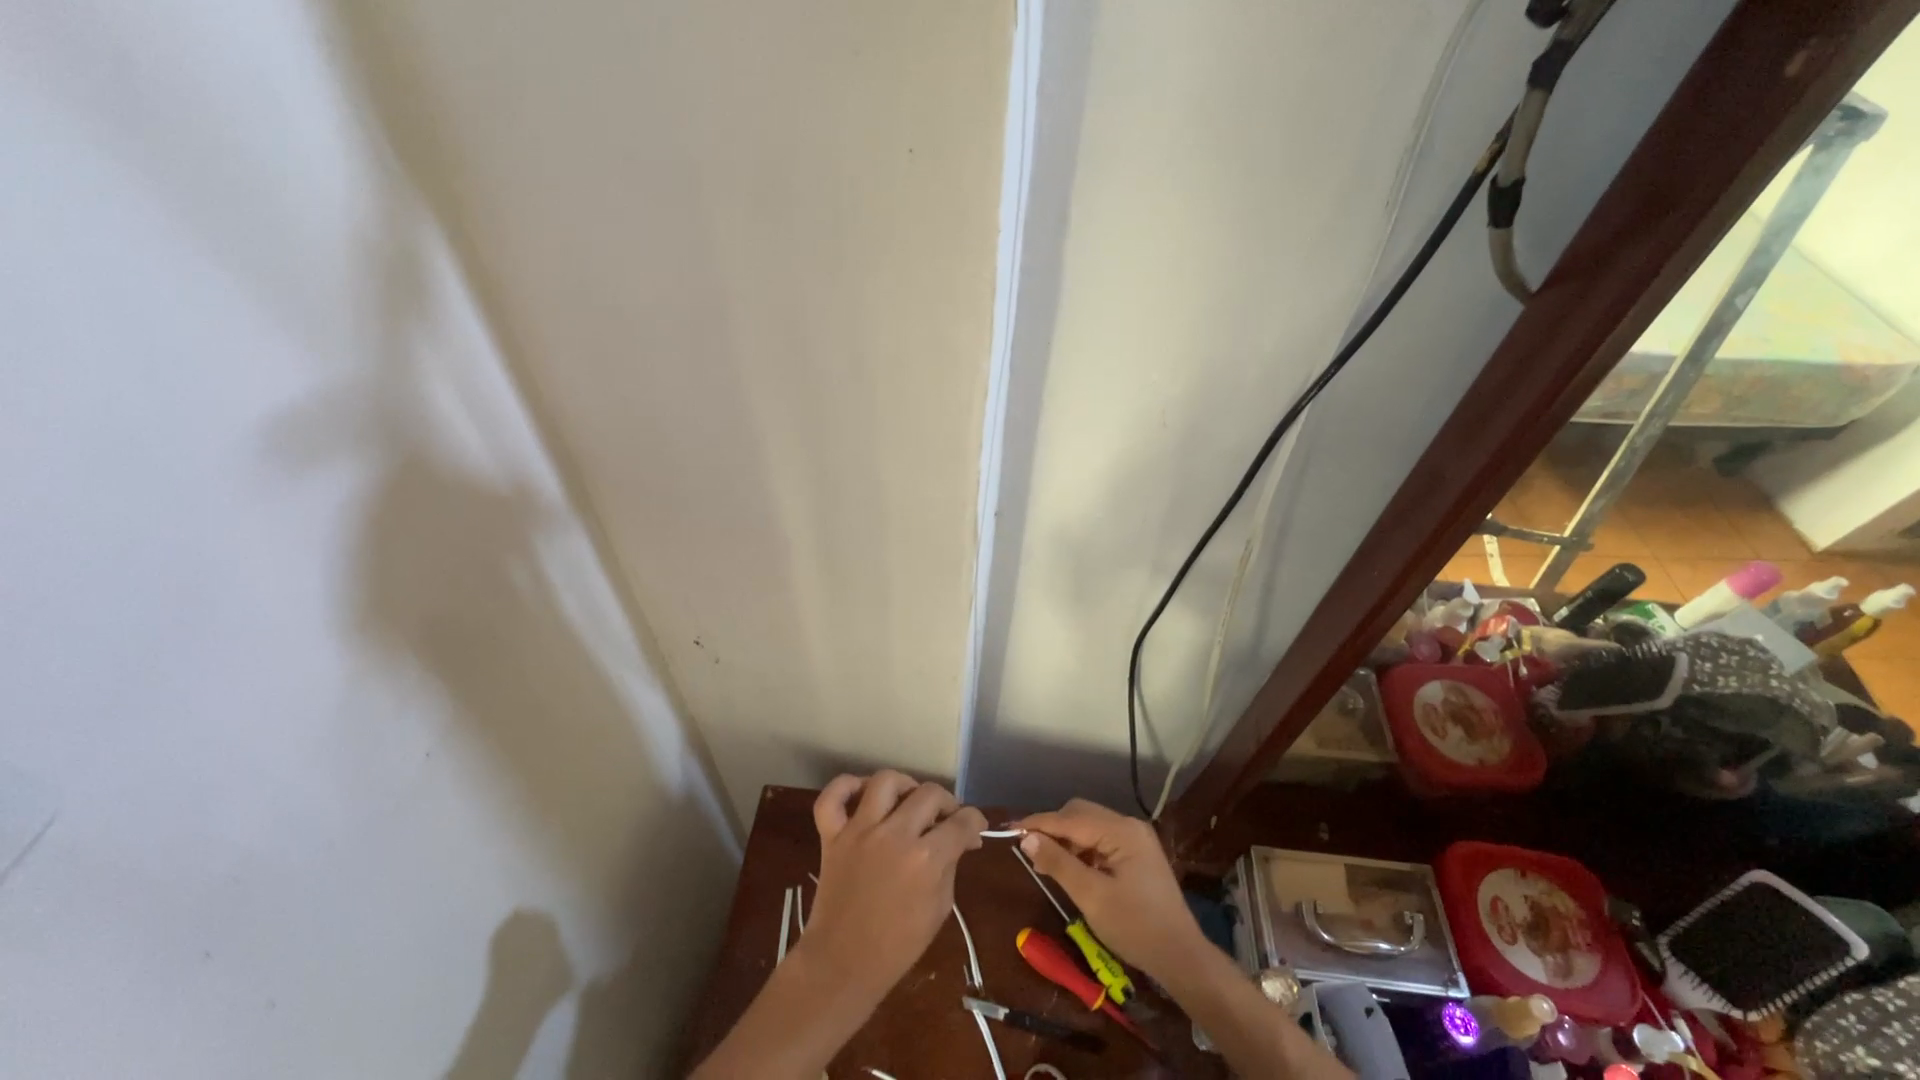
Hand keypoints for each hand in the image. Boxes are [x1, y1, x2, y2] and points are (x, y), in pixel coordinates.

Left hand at [797, 772, 986, 999]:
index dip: (975, 821)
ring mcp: (859, 832)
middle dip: (946, 803)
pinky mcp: (831, 836)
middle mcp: (894, 835)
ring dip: (904, 785)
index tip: (974, 827)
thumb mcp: (940, 907)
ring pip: (885, 781)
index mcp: (927, 858)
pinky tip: (862, 795)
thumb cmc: (898, 944)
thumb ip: (951, 865)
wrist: (844, 962)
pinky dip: (845, 786)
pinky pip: (832, 797)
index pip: (962, 821)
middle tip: (945, 819)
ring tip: (908, 800)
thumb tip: (962, 839)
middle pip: (929, 794)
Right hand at [1014, 798, 1202, 979]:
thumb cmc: (1135, 927)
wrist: (1180, 955)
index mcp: (1122, 832)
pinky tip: (1070, 869)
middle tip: (1028, 853)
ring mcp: (1135, 839)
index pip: (1071, 818)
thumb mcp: (1091, 897)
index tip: (1009, 830)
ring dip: (1066, 840)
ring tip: (1045, 864)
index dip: (1038, 824)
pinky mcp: (1136, 854)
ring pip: (1089, 827)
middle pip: (1080, 814)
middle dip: (1052, 829)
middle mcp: (1129, 826)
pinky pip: (1100, 841)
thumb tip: (1027, 838)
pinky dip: (1081, 850)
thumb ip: (1059, 863)